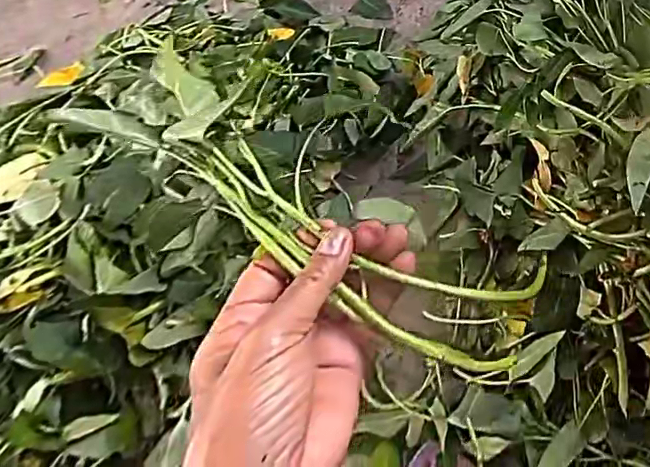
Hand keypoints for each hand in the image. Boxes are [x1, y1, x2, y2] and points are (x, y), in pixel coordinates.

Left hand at [186, 220, 416, 466]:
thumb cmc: (246, 422)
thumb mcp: (268, 343)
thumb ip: (308, 286)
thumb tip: (337, 238)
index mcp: (246, 319)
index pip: (280, 262)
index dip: (309, 241)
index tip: (338, 228)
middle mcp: (283, 325)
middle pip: (321, 269)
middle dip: (351, 246)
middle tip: (376, 232)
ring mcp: (318, 340)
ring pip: (351, 286)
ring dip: (375, 260)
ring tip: (397, 240)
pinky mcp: (350, 356)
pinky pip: (373, 313)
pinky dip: (390, 287)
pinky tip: (404, 266)